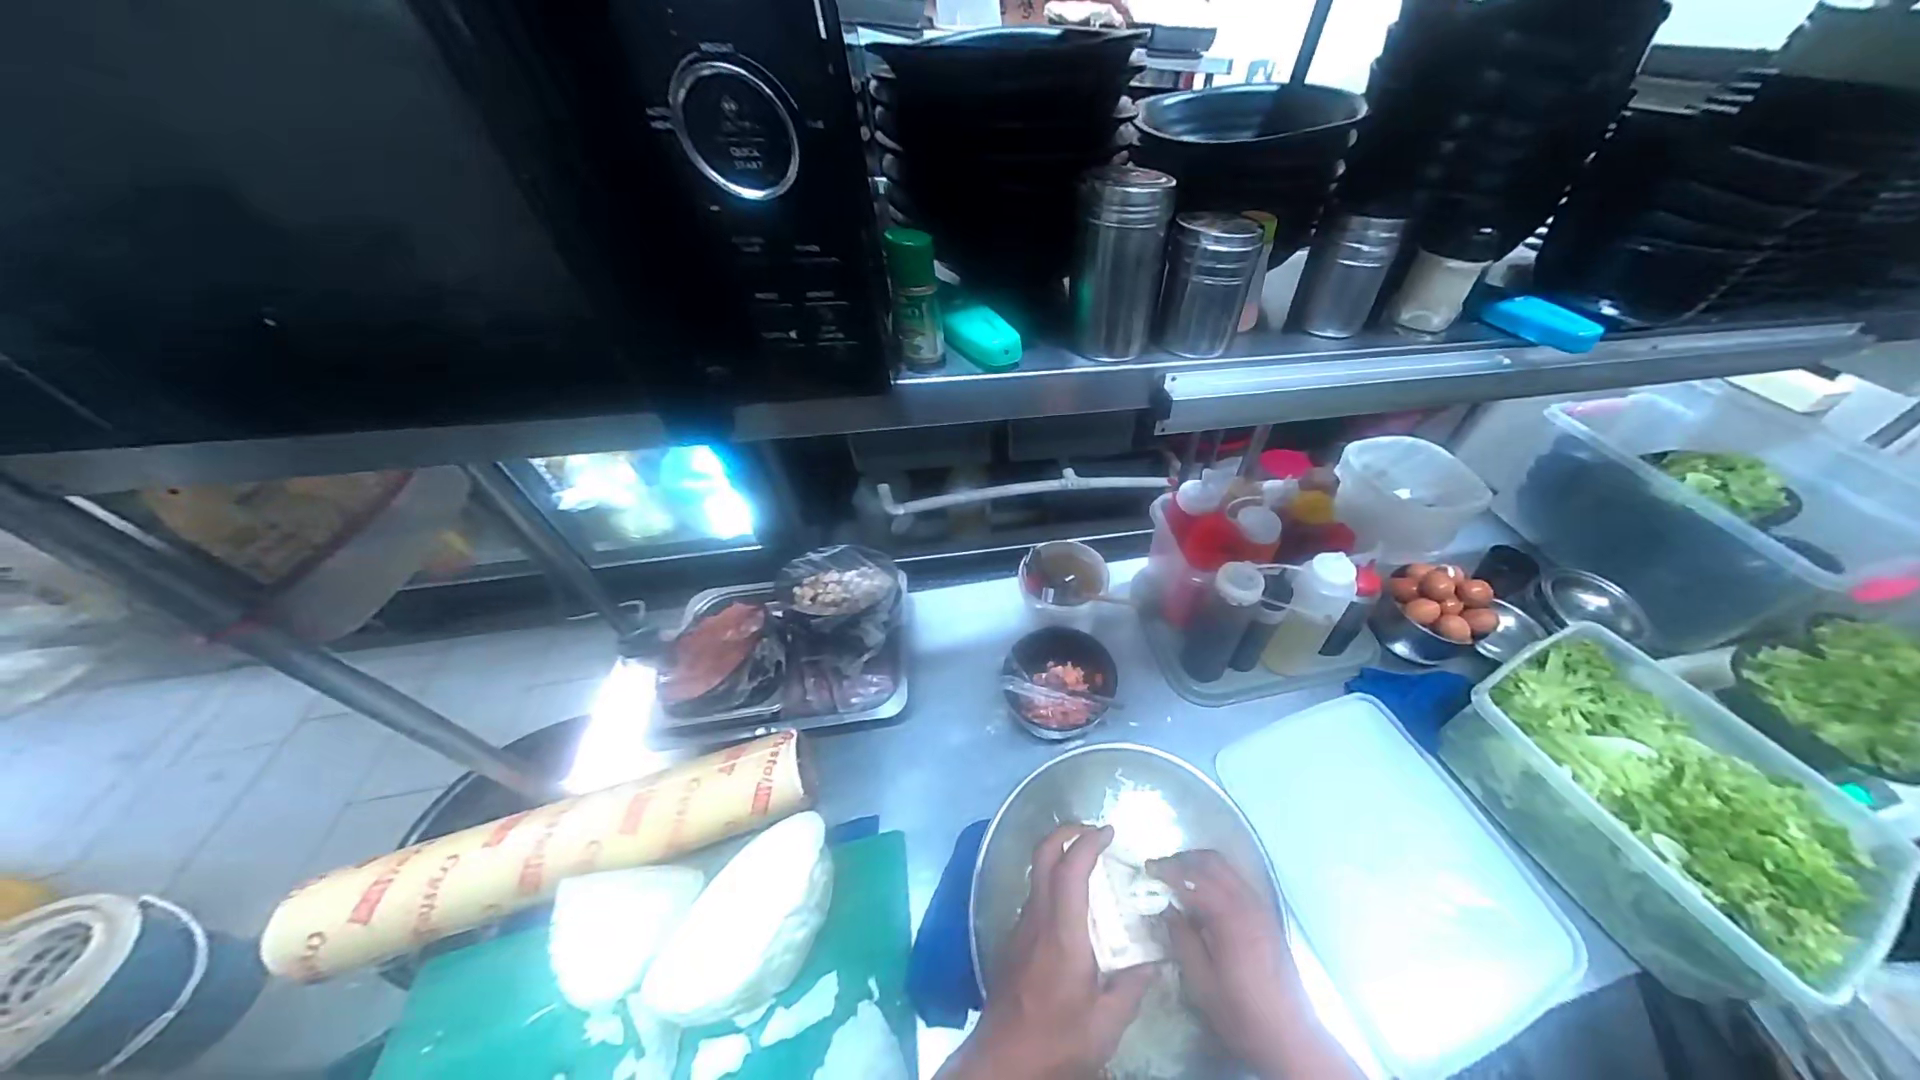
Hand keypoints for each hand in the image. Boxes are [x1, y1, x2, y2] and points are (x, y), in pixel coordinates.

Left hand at [937, 824, 1155, 1079]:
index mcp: (1061, 932)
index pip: (1070, 869)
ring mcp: (1021, 927)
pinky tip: (1074, 906)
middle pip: (1042, 856)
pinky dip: (1053, 882)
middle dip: (1066, 833)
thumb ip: (1131, 987)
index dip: (1088, 843)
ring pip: (1036, 874)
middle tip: (1093, 833)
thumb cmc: (1056, 1040)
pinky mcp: (1014, 940)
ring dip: (1059, 857)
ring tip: (1090, 866)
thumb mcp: (1106, 1023)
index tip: (1108, 831)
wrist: (1002, 1061)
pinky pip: (1034, 896)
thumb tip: (1153, 960)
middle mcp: (1036, 918)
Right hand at [1149, 851, 1358, 1079]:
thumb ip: (1181, 938)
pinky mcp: (1267, 916)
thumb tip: (1166, 908)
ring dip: (1199, 865)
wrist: (1291, 1038)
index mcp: (1229, 917)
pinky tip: (1203, 895)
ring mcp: (1261, 907)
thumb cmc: (1241, 1013)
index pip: (1192, 878)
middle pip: (1212, 862)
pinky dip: (1216, 876)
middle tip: (1161, 869)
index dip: (1166, 870)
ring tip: (1178, 878)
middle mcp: (1248, 903)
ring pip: (1227, 868)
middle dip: (1182, 860)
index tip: (1146, 869)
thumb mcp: (1201, 981)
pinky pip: (1237, 880)